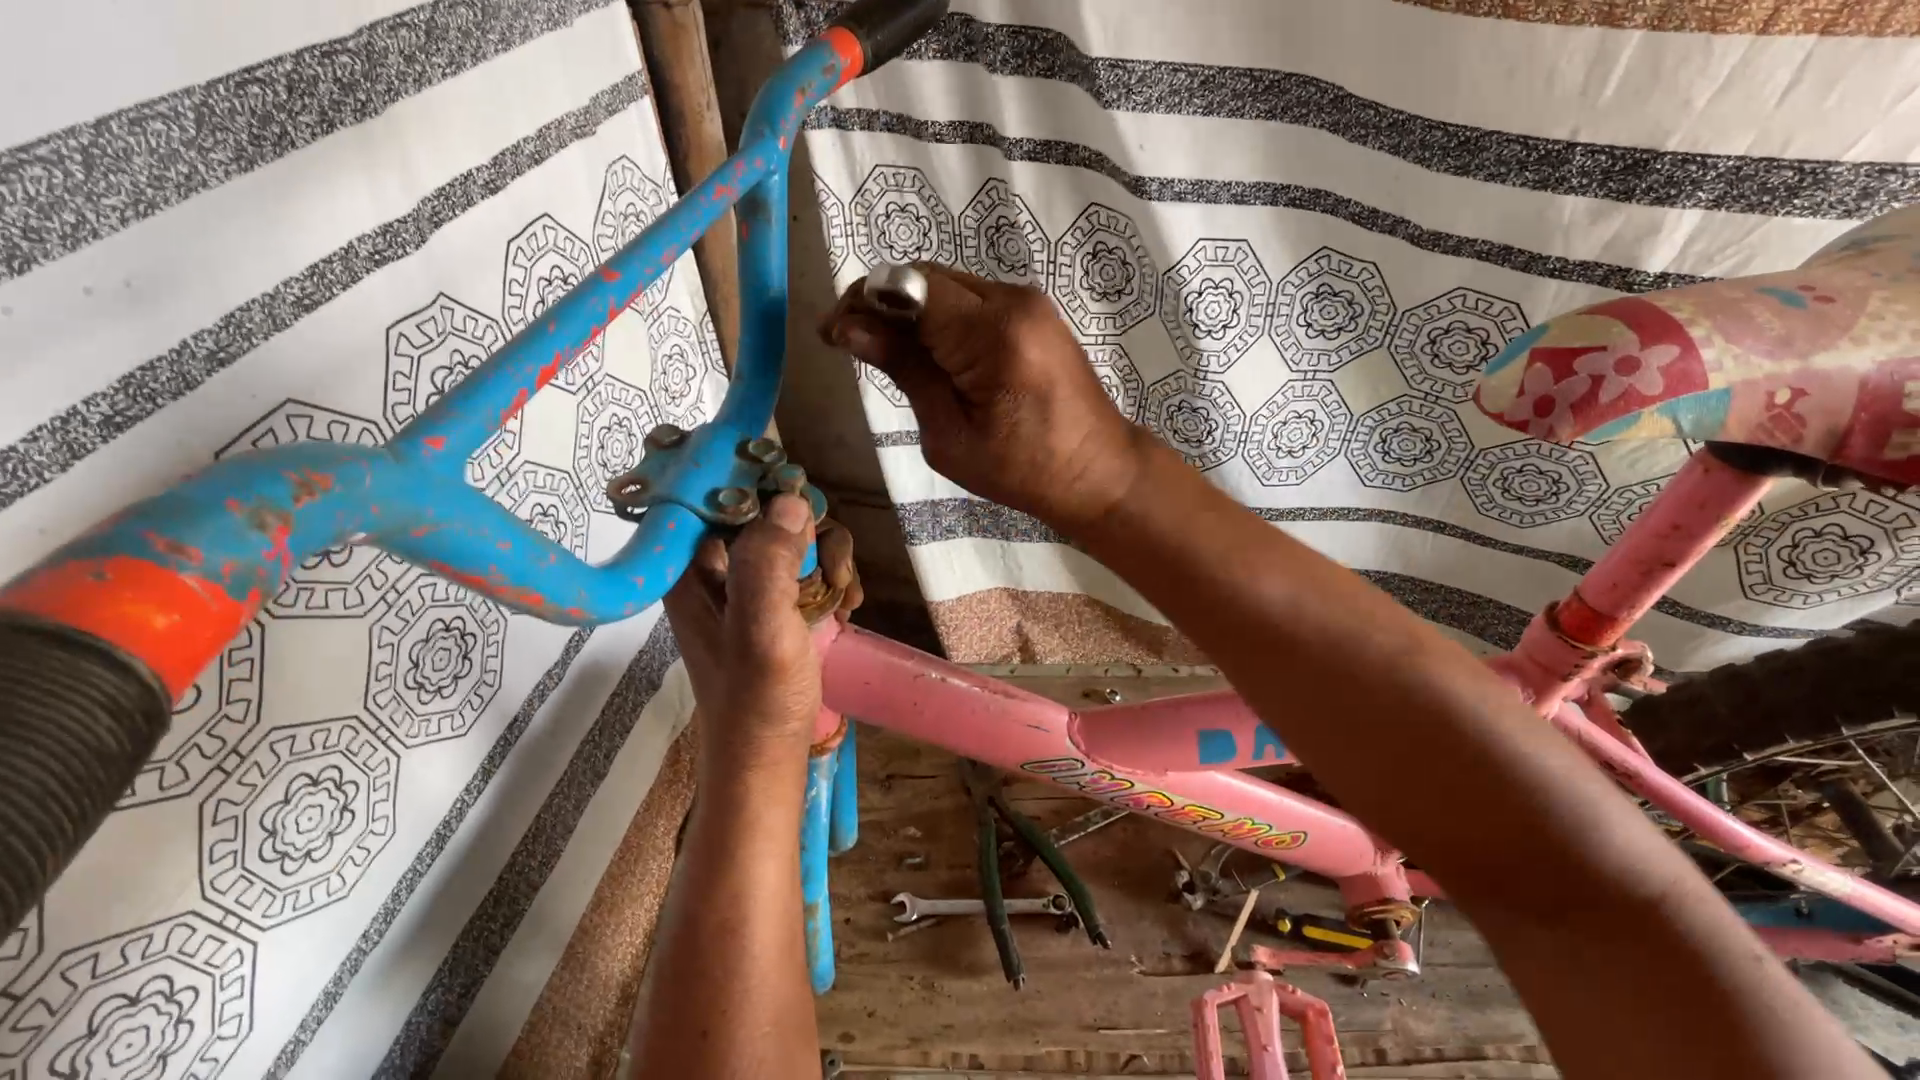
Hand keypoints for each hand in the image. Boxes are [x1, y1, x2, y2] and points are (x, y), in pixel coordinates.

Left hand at [663, 495, 829, 768]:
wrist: (771, 758)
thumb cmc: (756, 700)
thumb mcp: (760, 631)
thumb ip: (768, 564)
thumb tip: (791, 501)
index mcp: (693, 569)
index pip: (713, 494)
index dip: (751, 481)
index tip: (794, 496)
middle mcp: (720, 569)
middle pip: (764, 508)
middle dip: (804, 526)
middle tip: (826, 562)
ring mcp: (755, 586)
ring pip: (795, 534)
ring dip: (829, 552)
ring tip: (843, 591)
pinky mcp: (784, 603)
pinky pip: (813, 565)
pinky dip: (836, 575)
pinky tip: (848, 603)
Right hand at [819, 265, 1149, 533]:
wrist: (1098, 470)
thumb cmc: (1022, 470)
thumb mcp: (949, 435)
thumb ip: (906, 372)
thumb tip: (852, 329)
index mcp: (993, 333)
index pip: (909, 288)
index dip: (863, 302)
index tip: (832, 334)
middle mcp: (1012, 300)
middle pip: (925, 278)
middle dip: (880, 303)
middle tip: (850, 343)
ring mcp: (1027, 301)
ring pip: (946, 285)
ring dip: (908, 311)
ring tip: (884, 354)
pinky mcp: (1032, 312)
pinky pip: (969, 300)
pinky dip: (938, 318)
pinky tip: (925, 354)